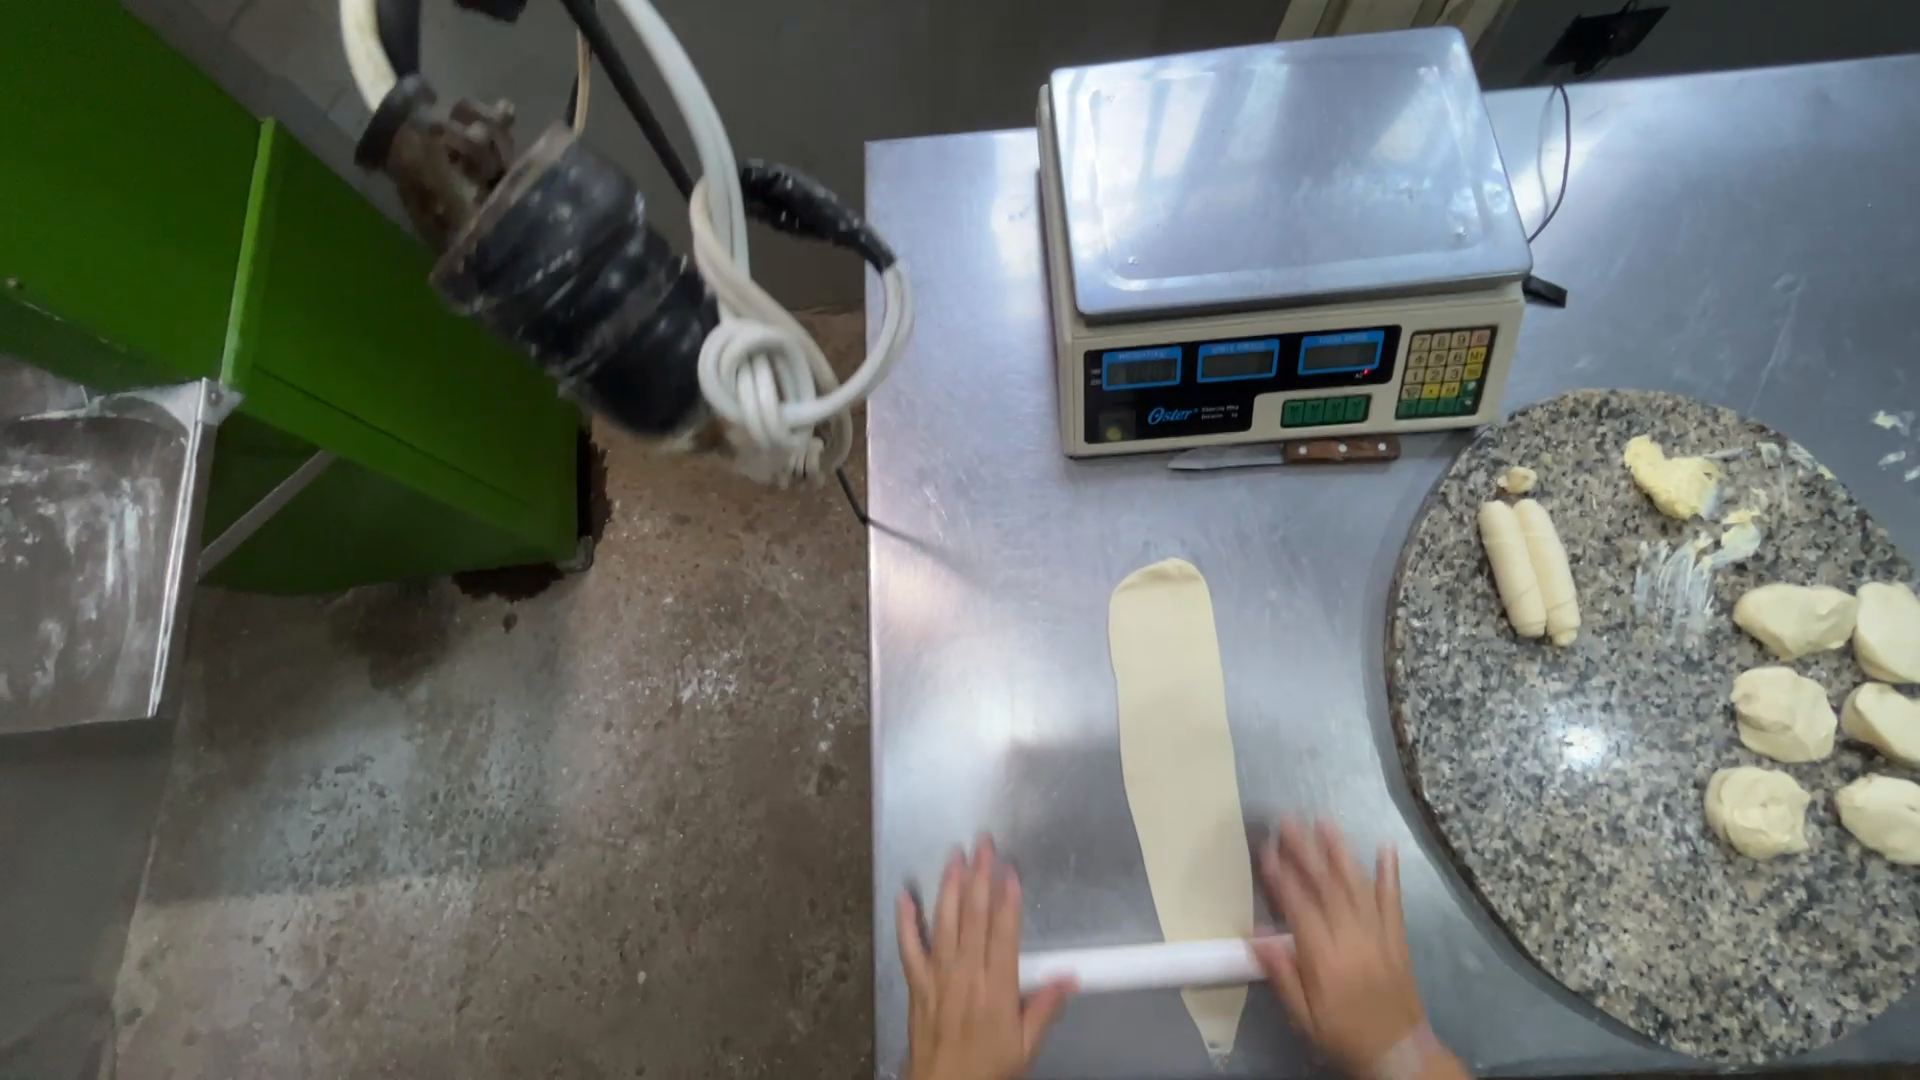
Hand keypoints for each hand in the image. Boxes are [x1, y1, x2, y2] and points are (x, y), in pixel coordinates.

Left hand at [897, 837, 1073, 1079]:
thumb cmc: (988, 1068)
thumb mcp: (1025, 1045)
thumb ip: (1045, 1008)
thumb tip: (1071, 978)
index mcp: (996, 987)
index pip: (1004, 933)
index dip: (1007, 900)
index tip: (1010, 870)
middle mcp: (966, 974)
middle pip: (974, 917)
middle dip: (979, 877)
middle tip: (983, 845)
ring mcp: (938, 975)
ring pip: (944, 922)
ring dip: (949, 886)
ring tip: (954, 856)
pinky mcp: (916, 982)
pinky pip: (909, 946)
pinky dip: (905, 920)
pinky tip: (904, 895)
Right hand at [1251, 820, 1427, 1078]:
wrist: (1401, 1055)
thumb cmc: (1343, 1034)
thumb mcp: (1304, 1016)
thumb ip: (1282, 975)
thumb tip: (1254, 935)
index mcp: (1326, 959)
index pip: (1299, 908)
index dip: (1281, 877)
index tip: (1265, 849)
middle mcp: (1354, 940)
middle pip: (1327, 888)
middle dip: (1305, 851)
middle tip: (1287, 820)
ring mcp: (1379, 936)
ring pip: (1357, 886)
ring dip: (1340, 852)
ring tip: (1324, 820)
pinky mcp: (1396, 938)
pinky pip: (1393, 902)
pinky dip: (1389, 874)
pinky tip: (1384, 847)